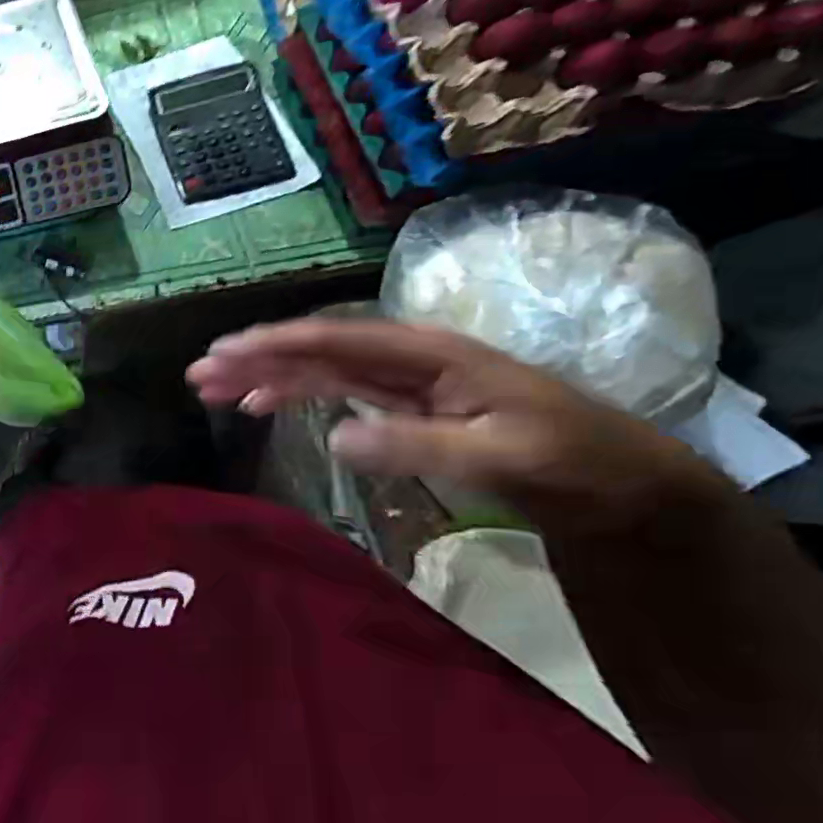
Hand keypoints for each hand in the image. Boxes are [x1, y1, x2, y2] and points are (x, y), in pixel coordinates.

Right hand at [186, 319, 735, 537]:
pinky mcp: (401, 403)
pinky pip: (334, 390)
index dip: (275, 344)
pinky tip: (263, 406)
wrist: (622, 483)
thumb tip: (334, 436)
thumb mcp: (501, 457)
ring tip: (215, 389)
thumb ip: (418, 445)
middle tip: (200, 373)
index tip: (223, 352)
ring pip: (317, 368)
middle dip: (255, 357)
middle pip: (315, 348)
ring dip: (265, 375)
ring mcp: (401, 379)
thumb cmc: (570, 461)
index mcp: (427, 352)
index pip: (335, 339)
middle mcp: (405, 355)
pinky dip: (294, 395)